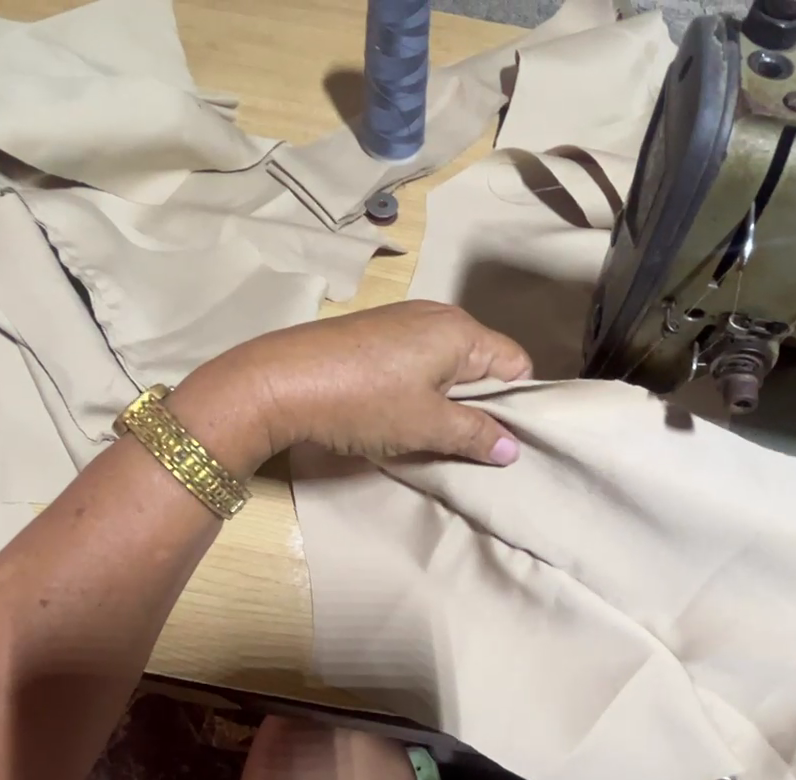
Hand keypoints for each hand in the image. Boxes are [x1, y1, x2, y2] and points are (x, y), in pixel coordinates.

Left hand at [204, 301, 533, 464]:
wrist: (279, 382)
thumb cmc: (364, 402)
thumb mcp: (427, 425)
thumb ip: (475, 434)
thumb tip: (512, 448)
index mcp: (461, 331)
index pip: (516, 364)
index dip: (514, 403)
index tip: (497, 437)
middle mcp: (437, 315)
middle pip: (482, 362)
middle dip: (479, 403)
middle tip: (464, 440)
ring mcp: (402, 320)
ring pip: (447, 364)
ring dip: (446, 399)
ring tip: (427, 430)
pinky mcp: (373, 333)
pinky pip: (417, 361)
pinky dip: (418, 388)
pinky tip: (395, 411)